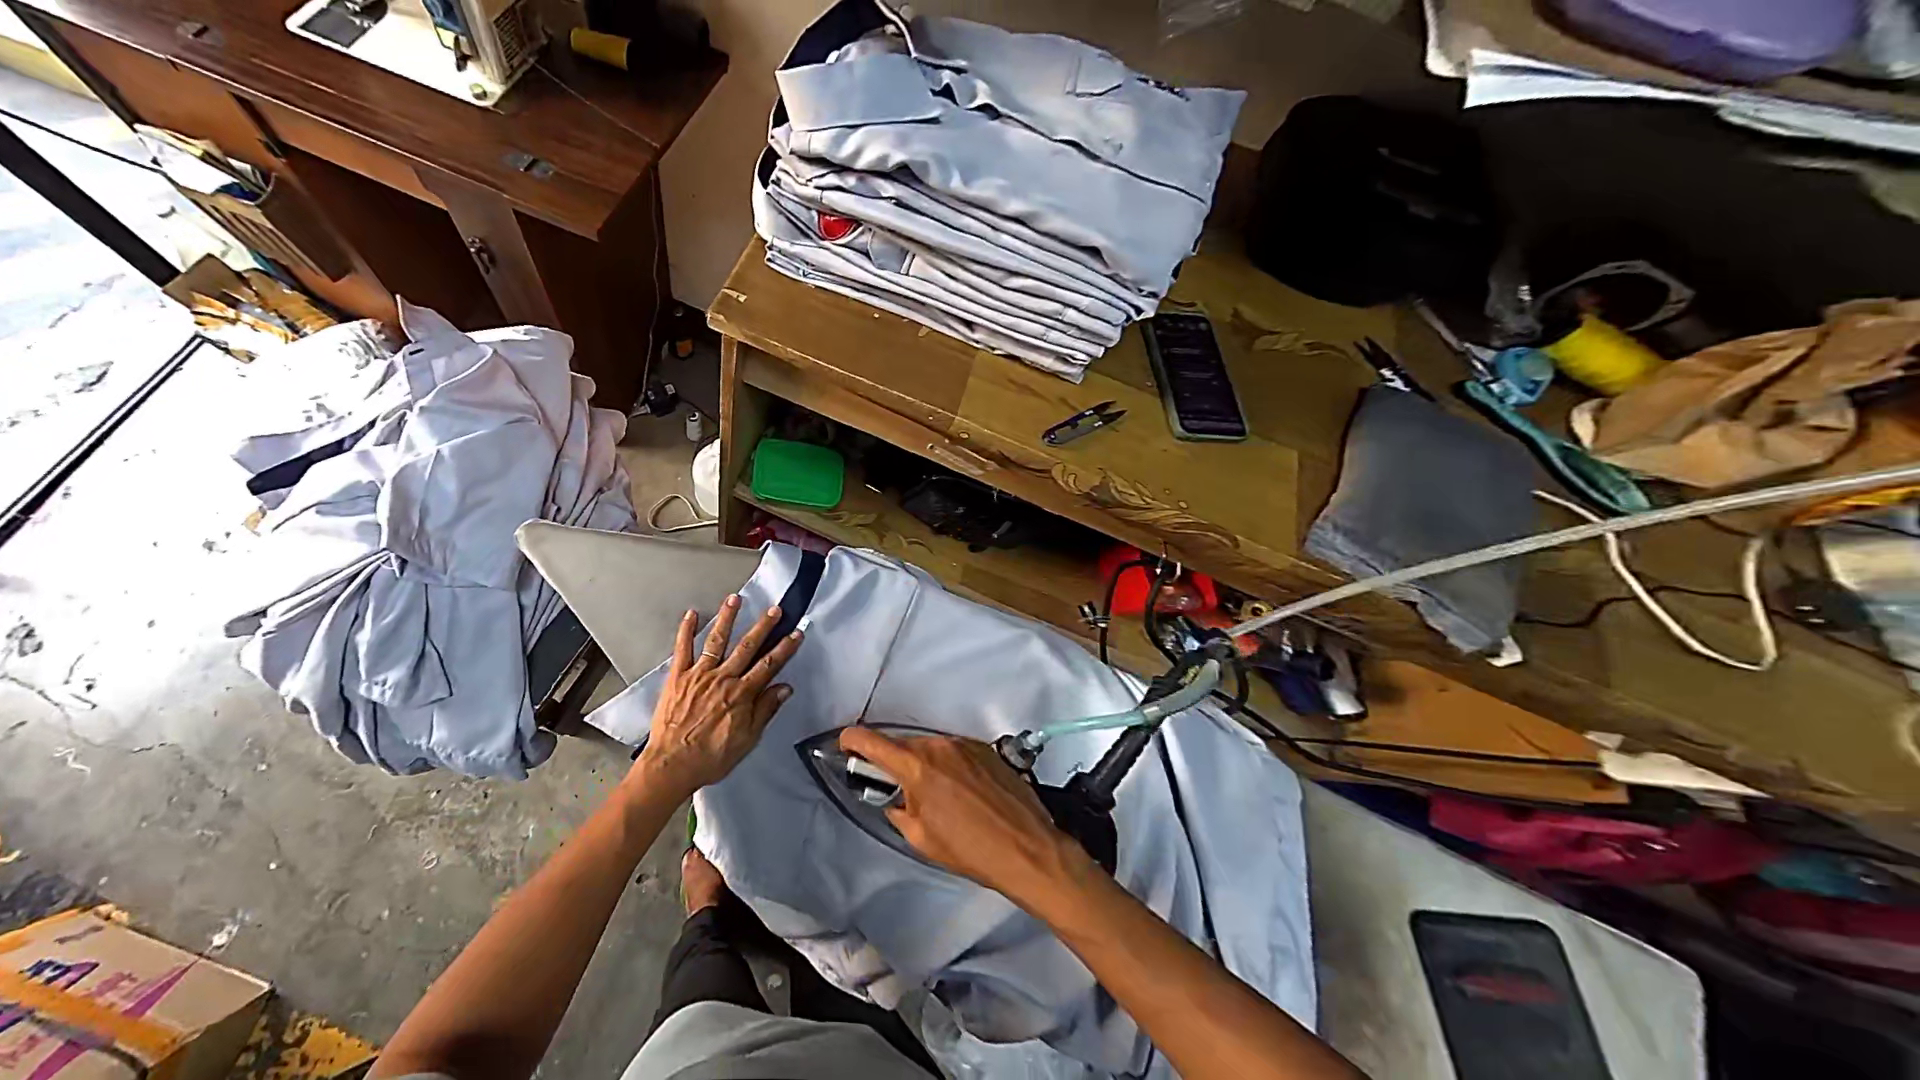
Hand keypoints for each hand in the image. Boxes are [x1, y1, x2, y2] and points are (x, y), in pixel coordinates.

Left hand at [634, 594, 802, 798]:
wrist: (671, 766)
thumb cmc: (709, 757)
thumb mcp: (747, 739)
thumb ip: (765, 710)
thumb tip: (783, 689)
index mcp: (742, 694)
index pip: (769, 665)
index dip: (785, 648)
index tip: (795, 634)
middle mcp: (723, 679)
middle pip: (747, 647)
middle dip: (763, 626)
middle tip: (774, 610)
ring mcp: (699, 676)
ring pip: (717, 641)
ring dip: (728, 618)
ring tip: (735, 599)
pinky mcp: (678, 678)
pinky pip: (682, 649)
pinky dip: (686, 630)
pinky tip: (692, 614)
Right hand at [837, 728, 1093, 907]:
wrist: (1027, 848)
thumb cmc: (972, 849)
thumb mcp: (920, 837)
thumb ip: (897, 809)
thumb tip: (893, 798)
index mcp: (918, 767)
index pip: (872, 741)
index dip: (852, 741)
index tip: (845, 745)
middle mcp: (941, 746)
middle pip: (902, 744)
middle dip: (892, 761)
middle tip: (891, 785)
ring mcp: (966, 745)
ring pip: (930, 747)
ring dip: (923, 763)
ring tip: (933, 795)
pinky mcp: (986, 749)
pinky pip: (955, 751)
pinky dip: (948, 765)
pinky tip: (959, 792)